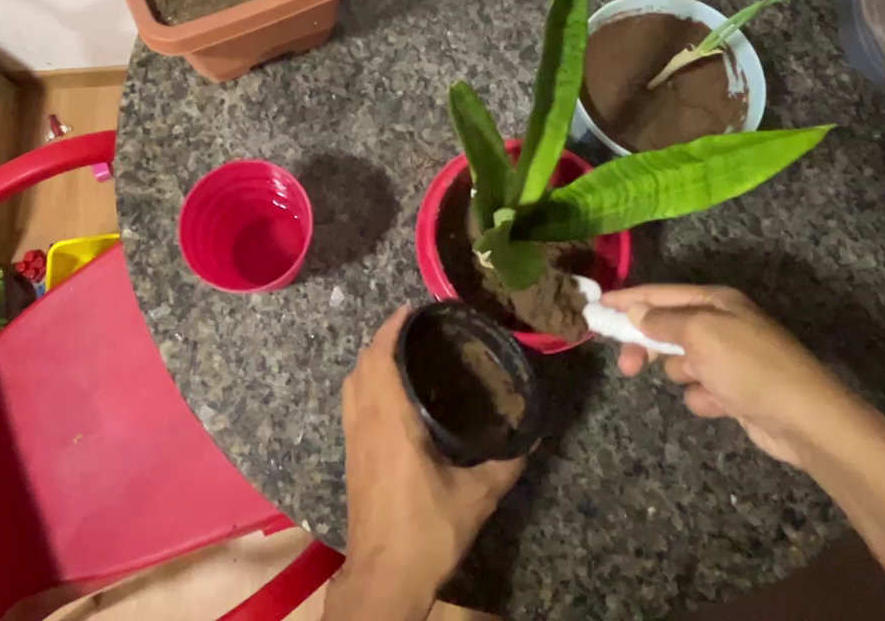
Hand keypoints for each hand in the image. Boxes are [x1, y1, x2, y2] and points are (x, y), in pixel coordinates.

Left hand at [331, 305, 525, 615]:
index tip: (412, 309)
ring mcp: (353, 438)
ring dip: (371, 359)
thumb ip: (505, 462)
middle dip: (383, 338)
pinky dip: (365, 382)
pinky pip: (352, 402)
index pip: (380, 357)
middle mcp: (365, 420)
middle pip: (362, 364)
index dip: (391, 327)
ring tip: (402, 352)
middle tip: (415, 328)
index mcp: (390, 420)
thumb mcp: (476, 497)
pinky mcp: (351, 455)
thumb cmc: (426, 529)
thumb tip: (533, 433)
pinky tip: (389, 393)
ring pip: (352, 383)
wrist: (383, 575)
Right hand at [601, 285, 857, 466]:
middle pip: (667, 328)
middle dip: (648, 344)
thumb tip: (635, 311)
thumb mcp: (700, 333)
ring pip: (682, 361)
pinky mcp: (736, 391)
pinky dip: (705, 397)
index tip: (597, 308)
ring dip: (683, 373)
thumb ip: (662, 320)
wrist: (806, 420)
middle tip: (628, 365)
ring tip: (700, 383)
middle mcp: (722, 324)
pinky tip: (719, 404)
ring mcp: (730, 358)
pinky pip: (702, 390)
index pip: (660, 294)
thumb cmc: (749, 366)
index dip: (628, 300)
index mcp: (716, 301)